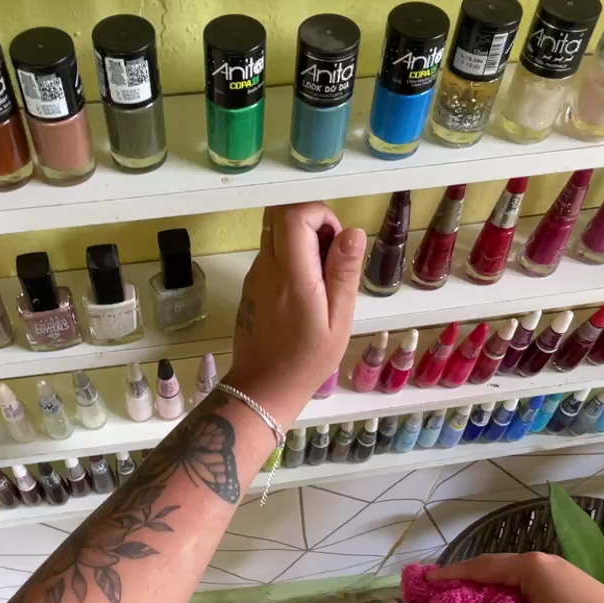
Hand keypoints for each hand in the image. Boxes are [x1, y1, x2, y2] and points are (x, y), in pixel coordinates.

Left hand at [226, 203, 363, 425]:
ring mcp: (254, 276)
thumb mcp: (338, 321)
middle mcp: (266, 268)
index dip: (320, 214)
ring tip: (322, 279)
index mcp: (291, 275)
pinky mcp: (250, 286)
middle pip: (279, 214)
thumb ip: (343, 273)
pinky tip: (305, 293)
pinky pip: (271, 256)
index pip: (294, 215)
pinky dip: (290, 259)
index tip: (337, 240)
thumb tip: (352, 232)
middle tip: (331, 254)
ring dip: (301, 241)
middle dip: (310, 221)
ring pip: (274, 234)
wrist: (263, 388)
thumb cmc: (307, 360)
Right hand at [429, 553, 603, 602]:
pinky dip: (510, 598)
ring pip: (513, 581)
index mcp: (529, 565)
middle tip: (445, 596)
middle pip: (495, 570)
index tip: (428, 581)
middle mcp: (543, 562)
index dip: (451, 574)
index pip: (480, 566)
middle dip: (469, 583)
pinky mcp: (573, 591)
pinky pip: (529, 589)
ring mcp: (561, 575)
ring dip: (491, 593)